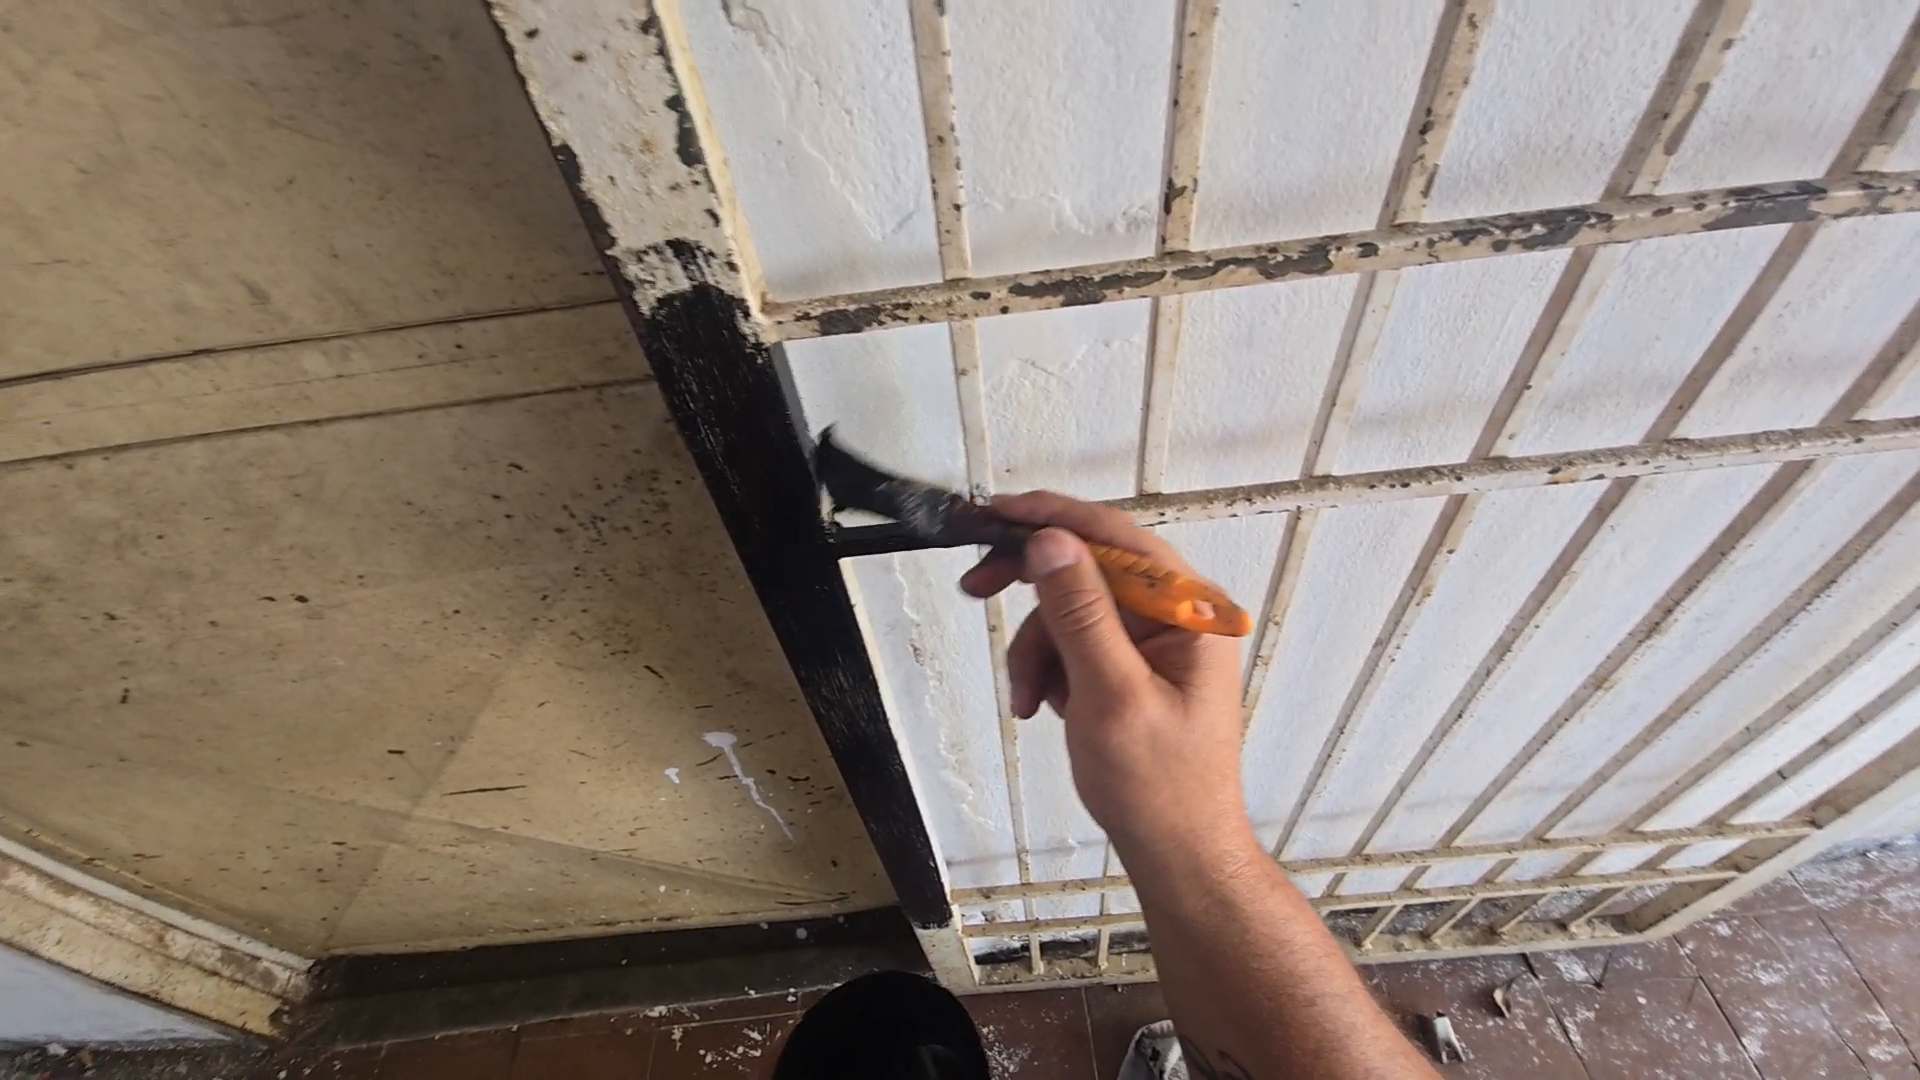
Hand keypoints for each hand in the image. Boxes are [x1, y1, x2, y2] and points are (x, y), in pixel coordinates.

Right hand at [959, 492, 1255, 865]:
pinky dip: (1048, 667)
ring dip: (1036, 649)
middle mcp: (1174, 613)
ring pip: (1070, 610)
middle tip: (975, 587)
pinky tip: (1044, 704)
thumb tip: (1050, 541)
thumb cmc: (1157, 785)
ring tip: (1027, 699)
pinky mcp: (1129, 662)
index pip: (1117, 537)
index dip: (1053, 516)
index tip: (995, 512)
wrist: (1177, 851)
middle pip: (1088, 568)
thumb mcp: (1110, 695)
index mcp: (1188, 611)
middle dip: (1031, 587)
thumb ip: (1080, 613)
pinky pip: (1074, 642)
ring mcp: (1151, 639)